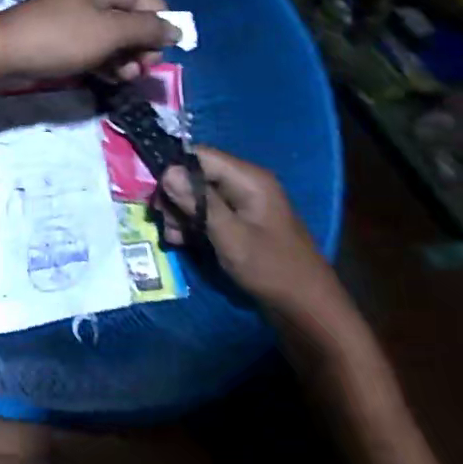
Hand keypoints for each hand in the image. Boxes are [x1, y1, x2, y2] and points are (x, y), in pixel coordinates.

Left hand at [0, 0, 178, 80]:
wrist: (2, 55)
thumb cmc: (59, 38)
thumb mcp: (109, 32)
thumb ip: (146, 29)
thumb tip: (176, 29)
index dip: (160, 18)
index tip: (166, 48)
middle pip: (130, 15)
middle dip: (142, 42)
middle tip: (142, 68)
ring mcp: (73, 17)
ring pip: (113, 35)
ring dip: (126, 57)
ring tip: (125, 77)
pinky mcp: (62, 39)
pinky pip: (95, 47)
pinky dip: (107, 61)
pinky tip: (111, 79)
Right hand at [157, 146, 355, 329]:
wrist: (307, 307)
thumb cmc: (271, 269)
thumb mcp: (230, 236)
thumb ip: (199, 202)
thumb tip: (167, 171)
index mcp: (248, 178)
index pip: (200, 155)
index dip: (174, 169)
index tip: (156, 195)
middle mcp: (245, 183)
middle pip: (197, 174)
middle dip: (175, 196)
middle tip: (163, 221)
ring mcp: (243, 203)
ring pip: (198, 195)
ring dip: (181, 213)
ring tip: (172, 236)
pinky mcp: (239, 221)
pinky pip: (208, 212)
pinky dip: (192, 223)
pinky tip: (181, 241)